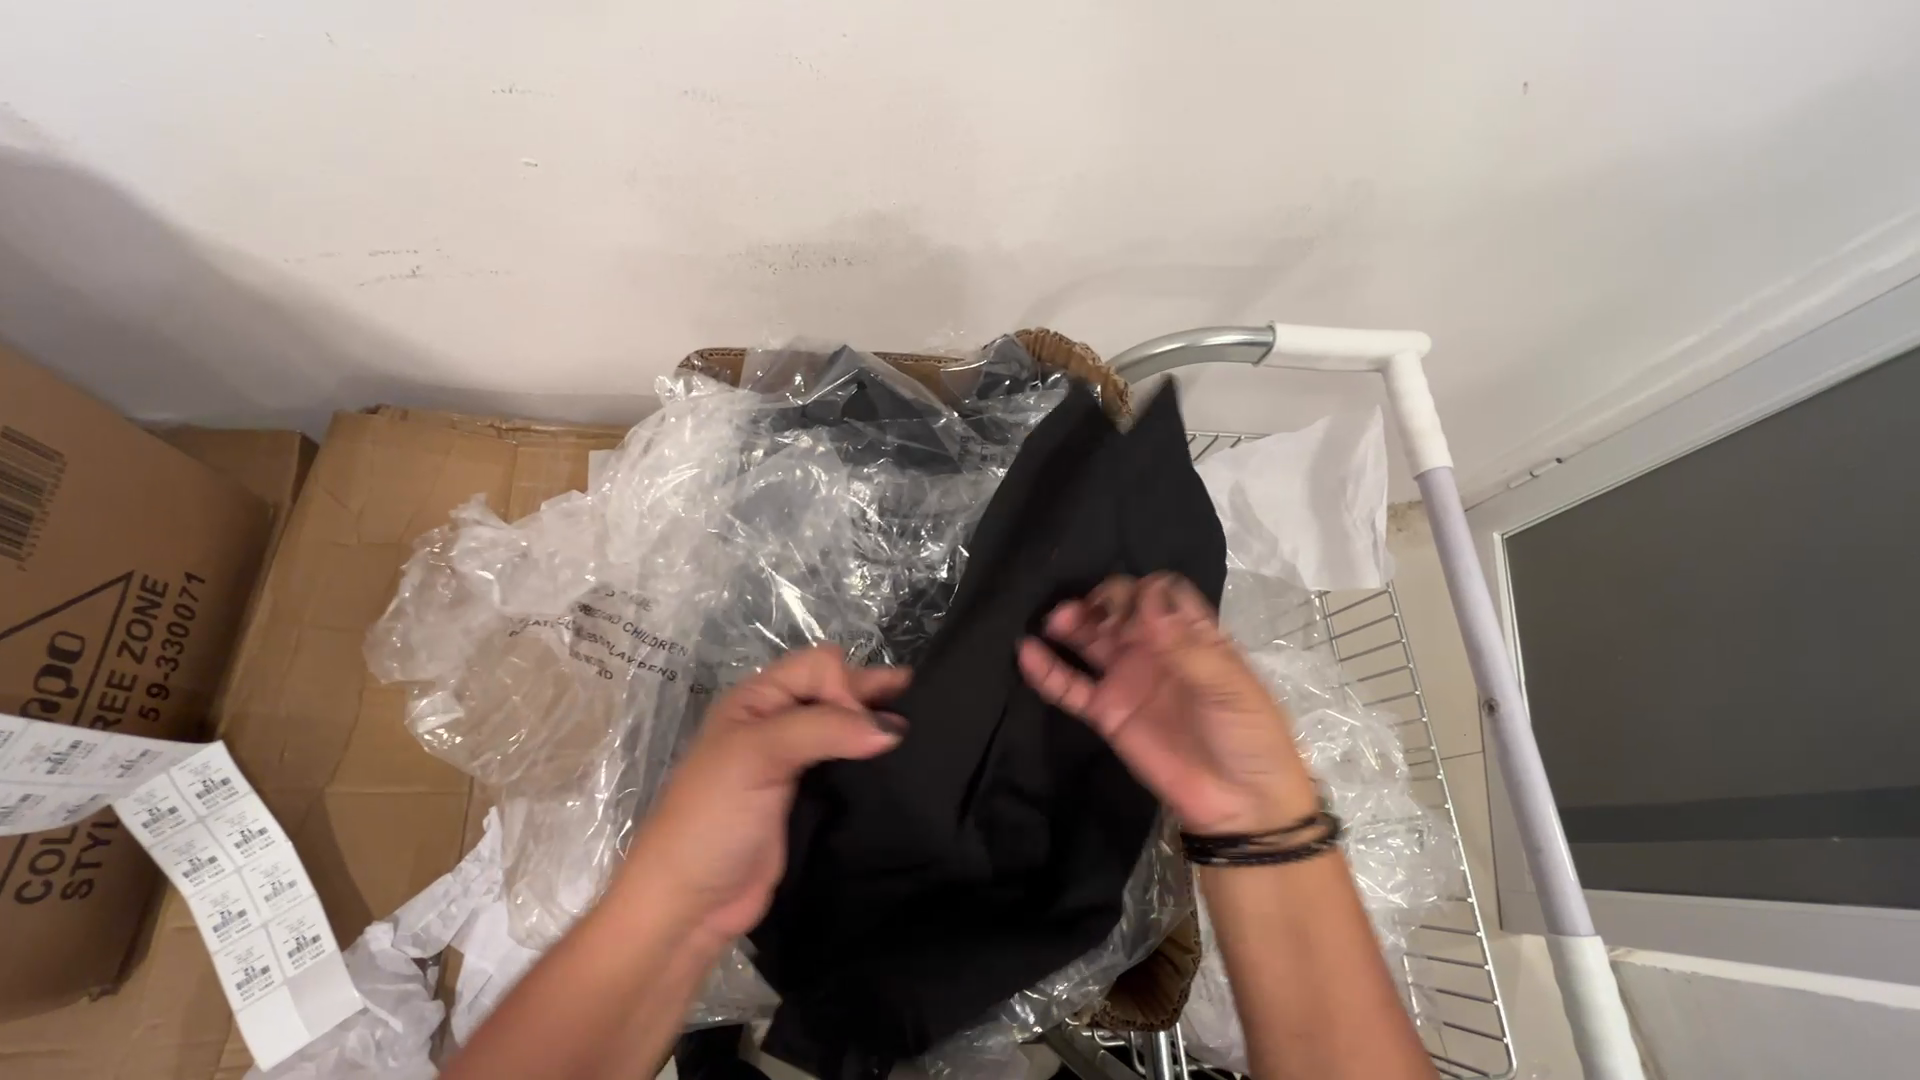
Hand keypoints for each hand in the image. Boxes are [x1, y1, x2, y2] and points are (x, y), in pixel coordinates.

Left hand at [615, 647, 909, 943]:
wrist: (690, 905)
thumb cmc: (713, 820)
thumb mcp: (757, 757)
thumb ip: (823, 730)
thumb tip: (891, 728)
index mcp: (756, 701)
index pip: (818, 667)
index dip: (845, 686)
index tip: (862, 726)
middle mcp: (778, 723)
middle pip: (835, 690)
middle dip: (873, 693)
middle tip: (924, 703)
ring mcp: (796, 763)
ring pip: (846, 727)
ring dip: (877, 724)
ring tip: (924, 730)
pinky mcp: (812, 800)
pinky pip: (850, 767)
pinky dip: (875, 761)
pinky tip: (904, 765)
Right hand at [1018, 572, 1317, 835]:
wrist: (1241, 805)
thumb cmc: (1249, 736)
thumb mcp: (1231, 686)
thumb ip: (1188, 646)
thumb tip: (1148, 601)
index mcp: (1192, 637)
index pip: (1162, 595)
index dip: (1147, 592)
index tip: (1140, 608)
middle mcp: (1155, 650)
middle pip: (1121, 609)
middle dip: (1105, 600)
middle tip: (1097, 614)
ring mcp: (1126, 680)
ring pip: (1091, 639)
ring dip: (1072, 623)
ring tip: (1057, 620)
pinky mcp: (1106, 713)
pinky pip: (1070, 687)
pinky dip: (1046, 670)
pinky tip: (1026, 652)